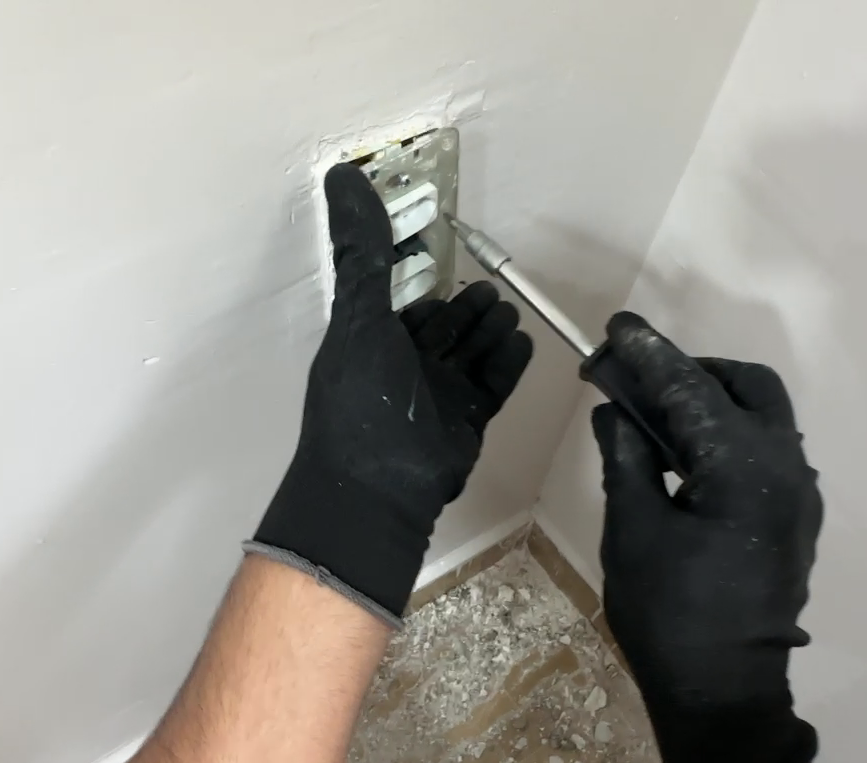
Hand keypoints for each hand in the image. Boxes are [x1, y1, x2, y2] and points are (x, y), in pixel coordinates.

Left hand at [250, 164, 533, 623]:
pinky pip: (492, 386)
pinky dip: (508, 364)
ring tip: (506, 310)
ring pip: (470, 356)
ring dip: (489, 332)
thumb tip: (344, 175)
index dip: (422, 284)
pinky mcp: (467, 422)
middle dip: (465, 309)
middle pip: (443, 331)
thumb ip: (361, 252)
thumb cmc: (362, 397)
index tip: (445, 257)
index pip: (403, 307)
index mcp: (372, 344)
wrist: (380, 483)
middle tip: (487, 290)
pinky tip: (523, 342)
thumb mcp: (358, 316)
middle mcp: (405, 369)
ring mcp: (438, 398)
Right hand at [589, 312, 822, 762]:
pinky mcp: (794, 517)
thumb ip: (626, 460)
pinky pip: (764, 451)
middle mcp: (785, 467)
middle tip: (636, 379)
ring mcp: (798, 493)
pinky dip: (724, 435)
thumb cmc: (667, 613)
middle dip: (689, 371)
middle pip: (744, 387)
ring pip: (761, 417)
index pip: (689, 389)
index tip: (615, 327)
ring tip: (654, 415)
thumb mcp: (633, 530)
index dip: (646, 354)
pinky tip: (685, 456)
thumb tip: (615, 411)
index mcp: (743, 467)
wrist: (723, 690)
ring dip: (709, 402)